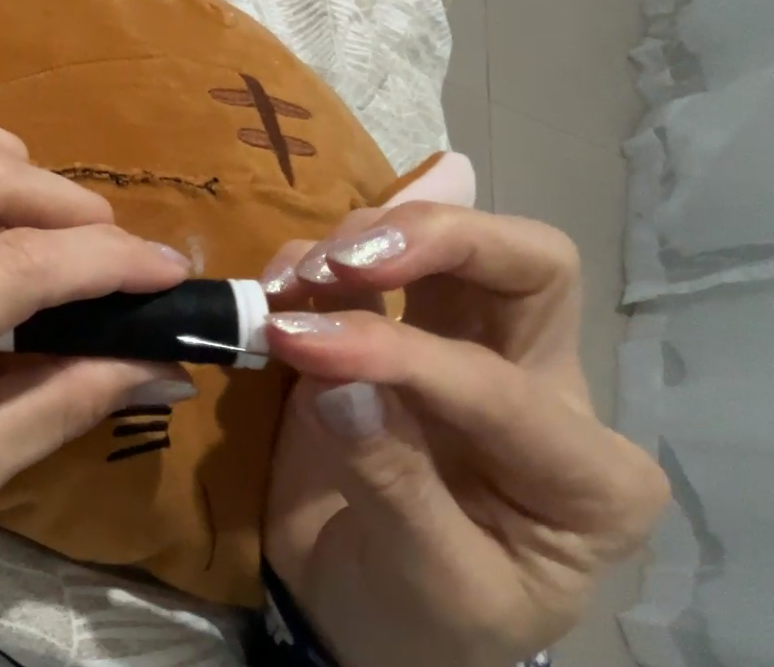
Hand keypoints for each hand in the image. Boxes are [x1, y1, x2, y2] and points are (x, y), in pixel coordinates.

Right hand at [260, 203, 668, 666]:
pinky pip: (364, 272)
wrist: (363, 613)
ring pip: (452, 250)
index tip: (293, 343)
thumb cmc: (423, 620)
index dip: (394, 351)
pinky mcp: (382, 341)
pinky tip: (276, 285)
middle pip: (528, 266)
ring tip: (287, 279)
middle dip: (432, 240)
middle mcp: (540, 392)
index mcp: (584, 473)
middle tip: (337, 259)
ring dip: (362, 238)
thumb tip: (335, 379)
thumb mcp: (432, 582)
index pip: (497, 383)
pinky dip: (315, 260)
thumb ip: (393, 481)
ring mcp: (459, 355)